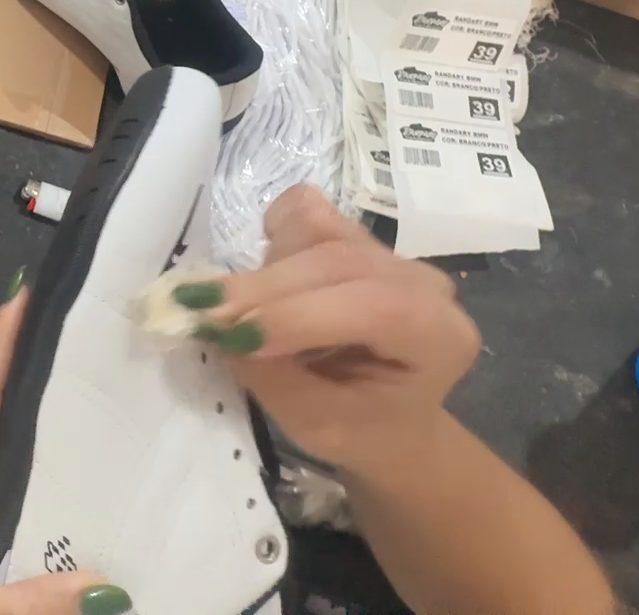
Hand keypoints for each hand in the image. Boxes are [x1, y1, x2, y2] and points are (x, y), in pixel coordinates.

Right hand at [173, 185, 480, 475]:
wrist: (384, 418)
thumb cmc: (358, 428)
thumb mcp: (316, 425)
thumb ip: (269, 375)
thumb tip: (211, 325)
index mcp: (438, 335)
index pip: (376, 306)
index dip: (300, 314)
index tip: (235, 335)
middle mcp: (420, 282)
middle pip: (335, 262)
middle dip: (262, 289)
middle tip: (200, 314)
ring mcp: (384, 250)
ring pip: (313, 232)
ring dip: (263, 267)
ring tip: (233, 306)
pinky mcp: (348, 232)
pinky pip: (301, 210)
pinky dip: (271, 232)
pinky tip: (268, 272)